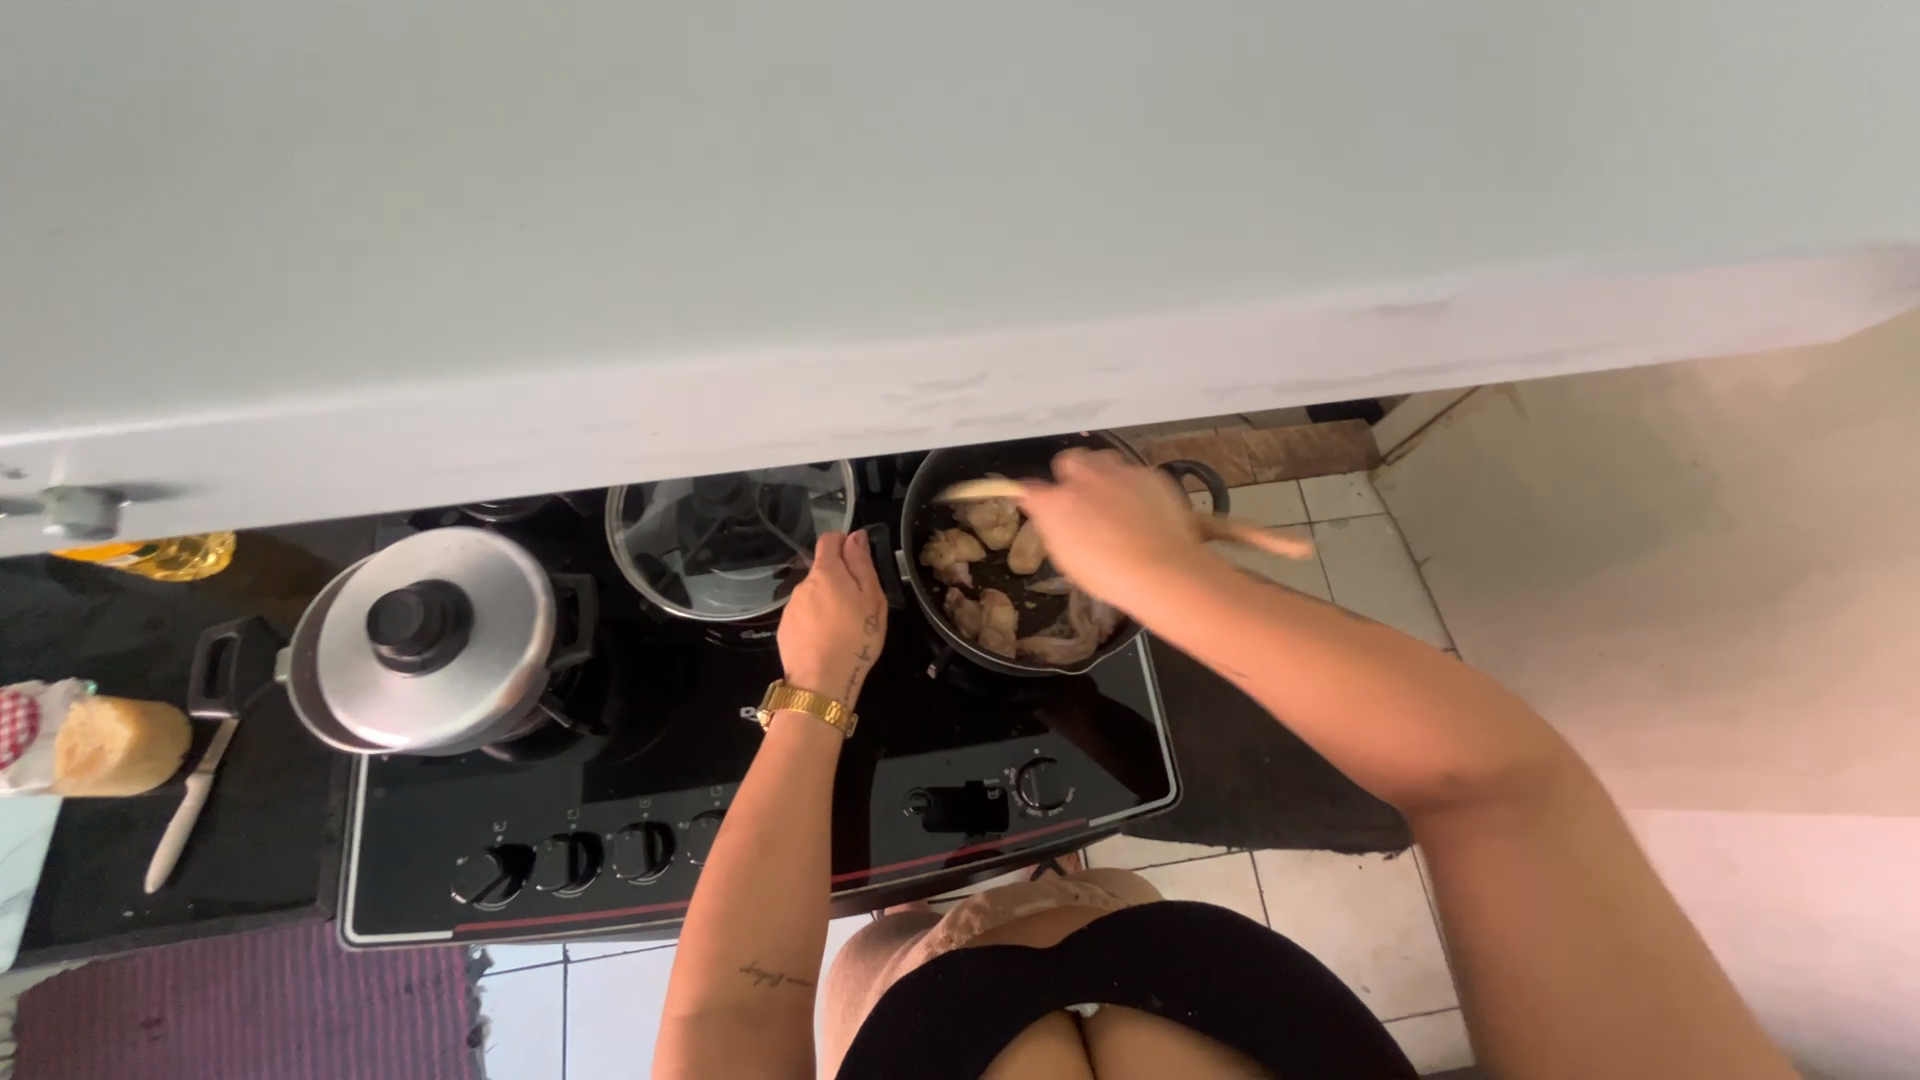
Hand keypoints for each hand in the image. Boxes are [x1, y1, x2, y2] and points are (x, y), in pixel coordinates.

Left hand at [778, 531, 887, 705]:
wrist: (821, 682)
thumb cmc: (856, 637)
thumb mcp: (872, 598)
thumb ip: (861, 564)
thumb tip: (855, 536)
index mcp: (826, 572)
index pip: (828, 540)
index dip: (843, 542)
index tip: (856, 557)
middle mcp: (803, 585)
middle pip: (821, 570)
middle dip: (838, 579)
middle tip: (858, 604)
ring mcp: (791, 608)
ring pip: (812, 595)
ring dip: (825, 602)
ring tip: (842, 627)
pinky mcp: (784, 629)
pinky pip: (803, 616)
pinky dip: (814, 621)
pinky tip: (825, 640)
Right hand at [1017, 449, 1208, 605]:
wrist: (1160, 570)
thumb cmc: (1108, 575)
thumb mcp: (1067, 559)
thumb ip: (1054, 529)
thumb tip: (1050, 517)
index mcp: (1057, 503)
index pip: (1029, 489)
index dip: (1030, 494)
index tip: (1033, 500)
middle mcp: (1085, 479)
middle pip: (1068, 460)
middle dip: (1069, 474)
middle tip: (1078, 496)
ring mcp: (1119, 473)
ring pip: (1102, 459)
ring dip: (1101, 474)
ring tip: (1110, 497)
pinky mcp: (1149, 475)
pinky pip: (1133, 472)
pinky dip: (1130, 485)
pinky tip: (1138, 507)